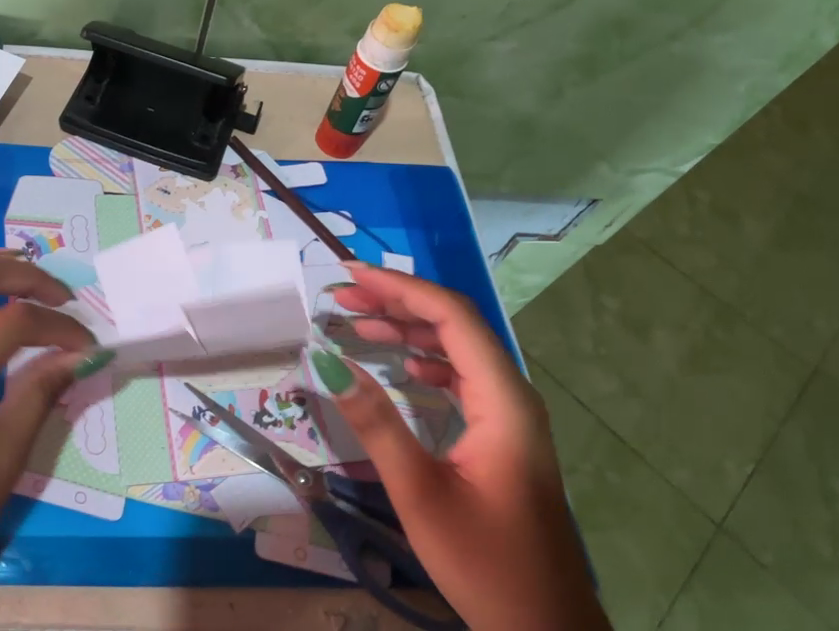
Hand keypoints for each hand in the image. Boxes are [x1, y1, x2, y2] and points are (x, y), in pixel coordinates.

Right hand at [320, 262, 610, 630]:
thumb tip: (325, 360)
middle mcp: (513, 396)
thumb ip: (375, 422)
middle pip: (455, 326)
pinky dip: (424, 360)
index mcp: (504, 400)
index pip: (451, 317)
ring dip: (408, 330)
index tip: (349, 276)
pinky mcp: (504, 436)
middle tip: (340, 298)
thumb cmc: (485, 563)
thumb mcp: (419, 493)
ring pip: (458, 350)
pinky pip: (462, 378)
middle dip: (397, 303)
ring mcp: (512, 416)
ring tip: (355, 323)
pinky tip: (397, 364)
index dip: (399, 287)